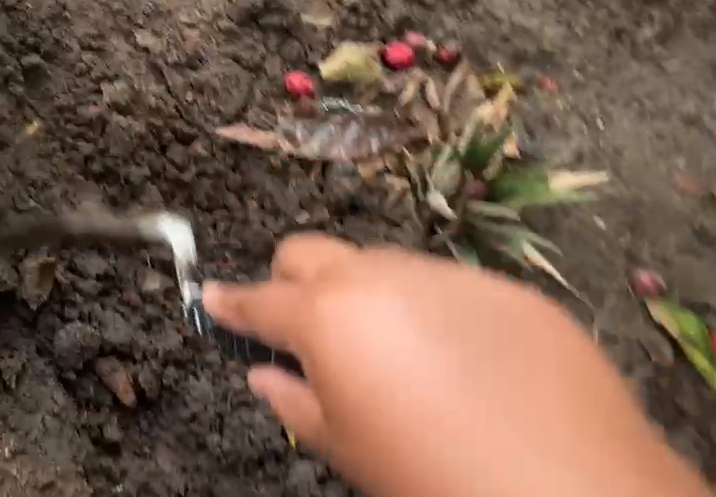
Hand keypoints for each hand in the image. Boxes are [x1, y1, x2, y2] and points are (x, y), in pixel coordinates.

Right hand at [205, 234, 708, 496]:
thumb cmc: (441, 480)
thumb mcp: (349, 449)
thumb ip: (294, 401)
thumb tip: (265, 376)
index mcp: (325, 316)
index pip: (256, 299)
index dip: (229, 302)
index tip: (213, 297)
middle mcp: (375, 279)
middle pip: (307, 252)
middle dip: (294, 281)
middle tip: (312, 329)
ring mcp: (445, 279)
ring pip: (380, 265)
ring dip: (371, 295)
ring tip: (405, 355)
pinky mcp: (511, 292)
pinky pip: (452, 288)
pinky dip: (440, 314)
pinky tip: (469, 365)